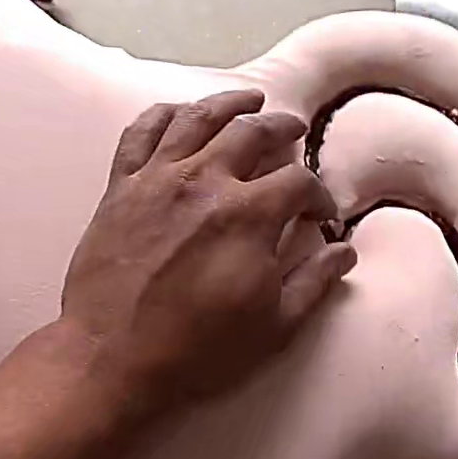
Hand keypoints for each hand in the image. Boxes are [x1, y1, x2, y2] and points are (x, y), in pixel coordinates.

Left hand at [60, 89, 354, 414]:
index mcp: (248, 216)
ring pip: (198, 119)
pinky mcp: (119, 189)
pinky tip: (179, 113)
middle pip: (252, 132)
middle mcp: (204, 182)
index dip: (318, 197)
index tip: (319, 215)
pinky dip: (163, 114)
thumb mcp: (272, 327)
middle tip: (294, 133)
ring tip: (249, 100)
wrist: (113, 358)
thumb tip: (344, 252)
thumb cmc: (197, 351)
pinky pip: (141, 133)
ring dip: (229, 103)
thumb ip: (313, 283)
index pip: (298, 183)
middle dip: (282, 130)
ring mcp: (157, 180)